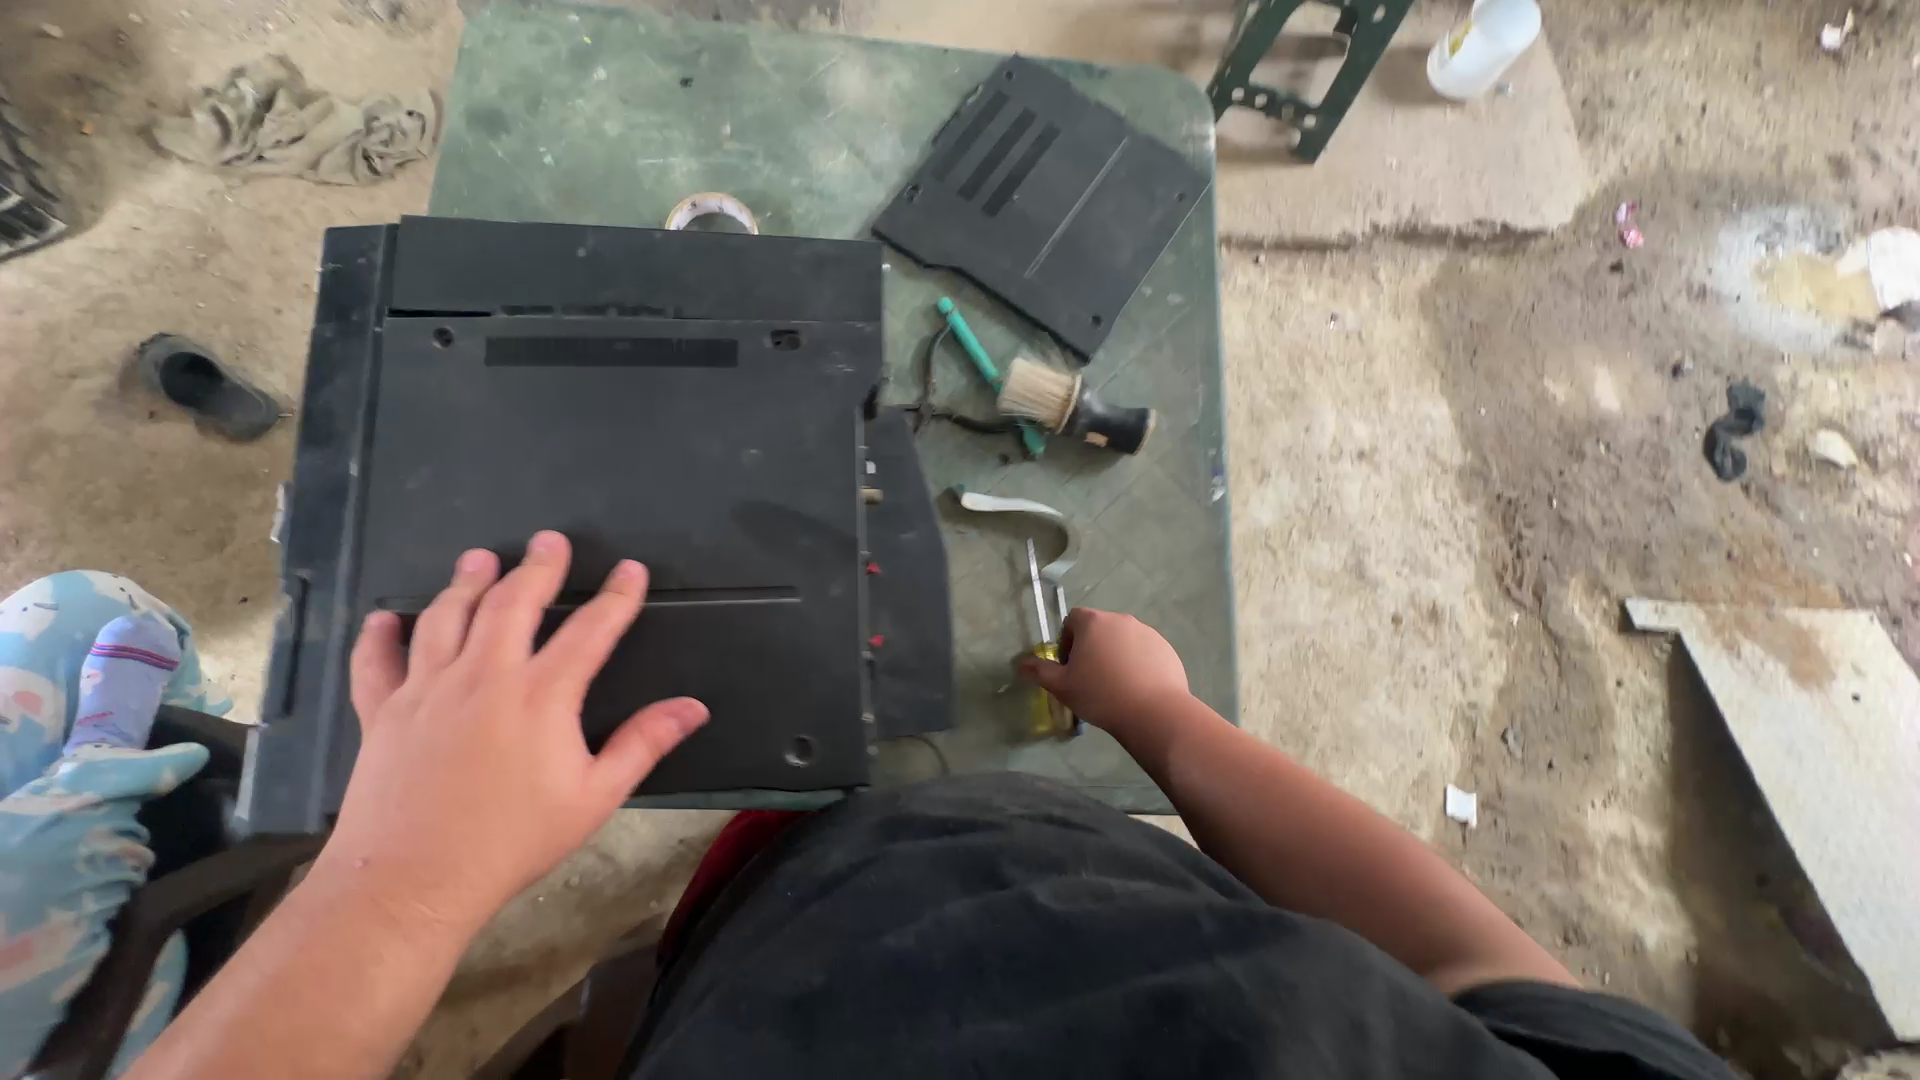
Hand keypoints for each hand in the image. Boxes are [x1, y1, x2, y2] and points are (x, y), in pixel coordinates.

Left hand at [312, 531, 707, 932]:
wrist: (409, 885)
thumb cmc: (513, 841)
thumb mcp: (596, 796)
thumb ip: (644, 744)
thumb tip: (694, 707)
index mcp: (542, 695)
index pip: (590, 630)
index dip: (616, 597)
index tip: (631, 570)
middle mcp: (484, 677)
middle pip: (513, 604)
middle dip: (537, 567)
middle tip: (549, 540)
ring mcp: (427, 691)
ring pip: (447, 618)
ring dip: (467, 582)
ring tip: (479, 557)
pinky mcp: (383, 713)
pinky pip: (377, 663)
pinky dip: (380, 636)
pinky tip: (385, 617)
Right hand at [1016, 608, 1190, 733]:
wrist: (1153, 713)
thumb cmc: (1100, 695)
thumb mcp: (1062, 686)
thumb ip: (1040, 671)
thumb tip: (1020, 663)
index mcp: (1093, 622)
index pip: (1072, 619)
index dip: (1067, 641)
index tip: (1070, 666)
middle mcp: (1121, 619)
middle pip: (1099, 628)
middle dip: (1091, 648)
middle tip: (1090, 678)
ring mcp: (1147, 632)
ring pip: (1123, 640)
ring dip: (1115, 655)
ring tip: (1115, 686)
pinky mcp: (1166, 649)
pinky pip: (1145, 652)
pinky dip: (1138, 663)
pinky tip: (1136, 689)